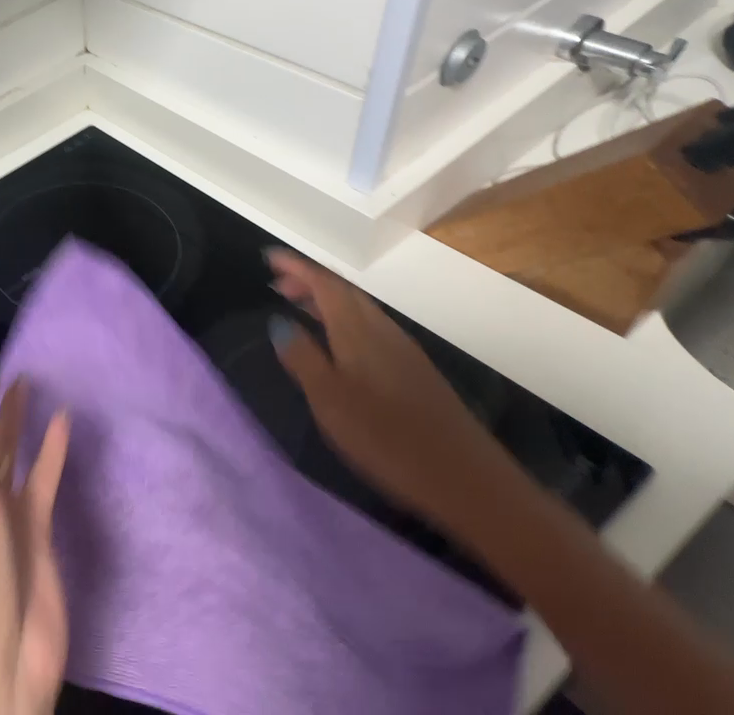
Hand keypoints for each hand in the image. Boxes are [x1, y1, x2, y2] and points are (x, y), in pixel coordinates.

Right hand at [266, 249, 524, 532]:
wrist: (464, 478)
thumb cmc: (385, 437)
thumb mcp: (329, 399)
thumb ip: (302, 357)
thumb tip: (279, 321)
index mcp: (358, 332)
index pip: (325, 285)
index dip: (297, 267)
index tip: (269, 256)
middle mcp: (382, 331)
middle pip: (344, 293)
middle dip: (310, 281)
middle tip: (277, 284)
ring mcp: (403, 351)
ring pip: (359, 311)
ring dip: (328, 302)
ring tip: (300, 309)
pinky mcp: (414, 372)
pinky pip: (371, 329)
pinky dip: (345, 322)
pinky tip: (338, 344)